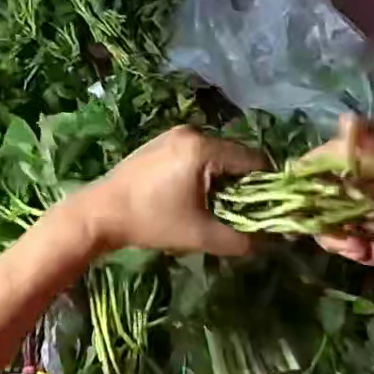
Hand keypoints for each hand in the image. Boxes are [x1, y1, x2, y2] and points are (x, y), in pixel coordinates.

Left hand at [68, 126, 264, 256]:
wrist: (100, 212)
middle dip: (245, 184)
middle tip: (246, 212)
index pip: (253, 159)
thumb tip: (272, 241)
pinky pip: (197, 153)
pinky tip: (197, 196)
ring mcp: (173, 134)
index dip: (268, 185)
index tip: (273, 209)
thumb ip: (241, 238)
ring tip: (221, 207)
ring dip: (224, 179)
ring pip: (216, 155)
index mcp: (202, 147)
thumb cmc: (151, 221)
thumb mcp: (201, 234)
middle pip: (235, 155)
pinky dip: (205, 172)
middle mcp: (190, 132)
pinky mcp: (161, 142)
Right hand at [313, 115, 373, 272]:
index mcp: (355, 153)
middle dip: (336, 234)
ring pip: (346, 230)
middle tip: (361, 251)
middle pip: (322, 207)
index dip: (303, 196)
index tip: (314, 221)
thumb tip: (345, 122)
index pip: (312, 170)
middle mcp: (355, 177)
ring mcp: (371, 201)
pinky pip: (373, 244)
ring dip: (364, 250)